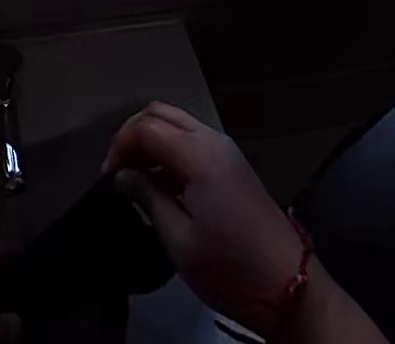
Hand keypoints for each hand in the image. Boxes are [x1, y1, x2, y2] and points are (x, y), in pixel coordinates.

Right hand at [102, 102, 303, 335]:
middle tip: (116, 169)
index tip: (107, 176)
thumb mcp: (179, 241)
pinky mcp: (231, 161)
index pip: (148, 126)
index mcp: (199, 155)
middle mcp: (213, 140)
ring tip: (132, 174)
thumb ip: (148, 198)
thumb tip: (124, 176)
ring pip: (177, 121)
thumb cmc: (231, 268)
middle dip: (133, 133)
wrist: (287, 283)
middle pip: (162, 112)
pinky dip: (168, 147)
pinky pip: (192, 137)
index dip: (120, 145)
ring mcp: (225, 148)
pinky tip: (158, 179)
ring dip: (151, 138)